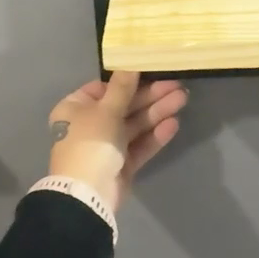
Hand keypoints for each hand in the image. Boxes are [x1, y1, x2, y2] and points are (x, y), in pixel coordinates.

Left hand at [47, 71, 186, 210]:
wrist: (89, 194)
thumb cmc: (91, 142)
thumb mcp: (106, 110)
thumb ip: (122, 88)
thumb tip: (130, 63)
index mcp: (76, 108)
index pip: (104, 88)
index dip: (128, 81)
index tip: (151, 72)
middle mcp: (90, 125)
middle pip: (123, 106)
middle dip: (150, 97)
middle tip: (177, 86)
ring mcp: (106, 146)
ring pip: (134, 125)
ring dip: (157, 112)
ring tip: (182, 99)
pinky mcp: (121, 165)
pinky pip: (139, 145)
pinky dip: (154, 135)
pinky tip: (173, 124)